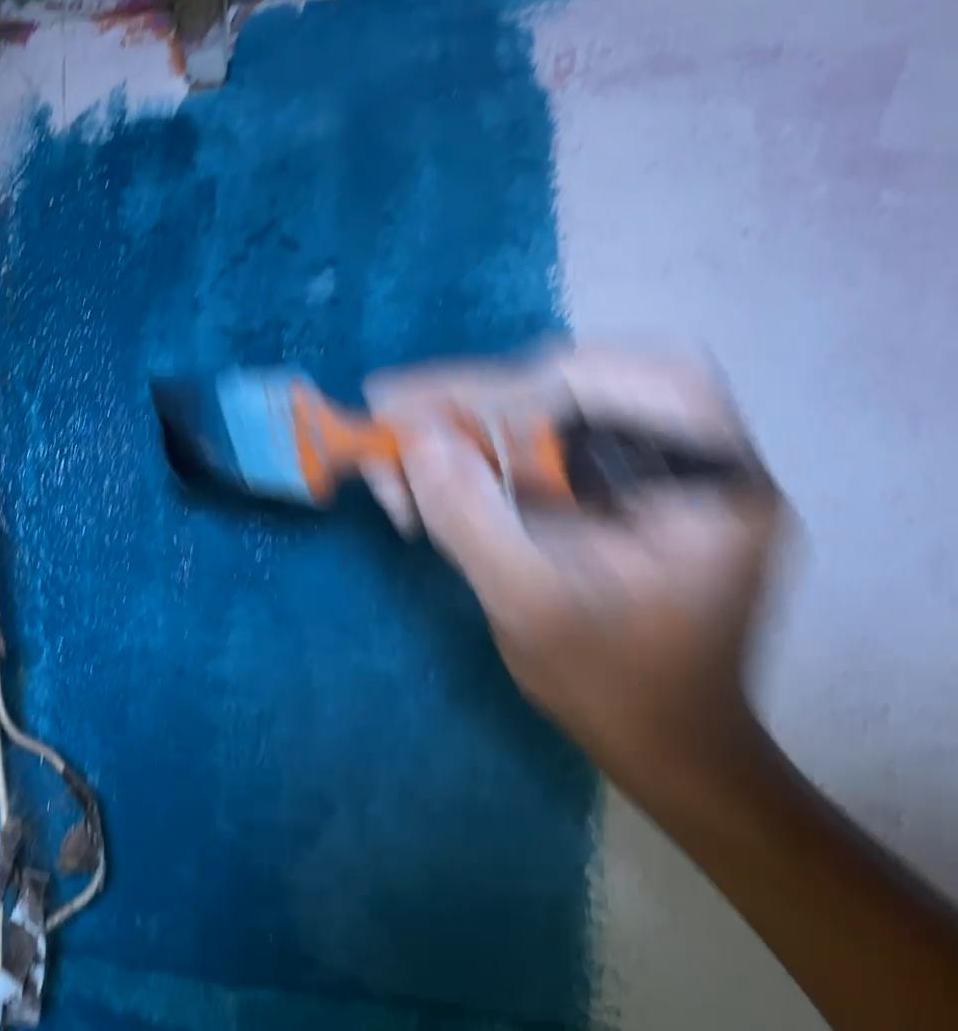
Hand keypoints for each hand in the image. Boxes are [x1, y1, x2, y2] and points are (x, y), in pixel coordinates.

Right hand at [361, 347, 788, 779]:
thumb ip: (471, 517)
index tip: (407, 409)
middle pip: (592, 373)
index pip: (608, 383)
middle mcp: (707, 455)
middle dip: (487, 394)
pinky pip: (568, 433)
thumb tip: (414, 439)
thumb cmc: (611, 684)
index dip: (497, 386)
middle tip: (408, 424)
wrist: (671, 740)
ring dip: (484, 420)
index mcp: (708, 481)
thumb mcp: (529, 604)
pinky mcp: (642, 482)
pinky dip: (499, 444)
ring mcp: (677, 466)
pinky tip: (453, 475)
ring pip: (574, 398)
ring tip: (415, 461)